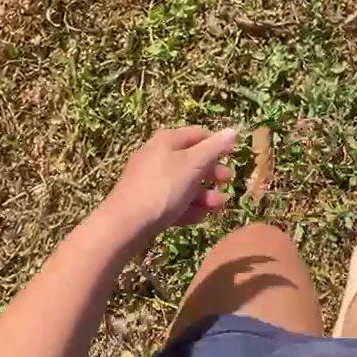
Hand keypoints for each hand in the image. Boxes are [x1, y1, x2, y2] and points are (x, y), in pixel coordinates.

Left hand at [95, 126, 237, 246]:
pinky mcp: (145, 203)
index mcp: (167, 141)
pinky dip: (187, 207)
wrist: (123, 226)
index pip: (198, 134)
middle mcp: (157, 156)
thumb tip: (232, 130)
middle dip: (212, 171)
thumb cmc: (162, 188)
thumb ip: (214, 148)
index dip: (217, 143)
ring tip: (219, 205)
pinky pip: (171, 201)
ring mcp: (149, 181)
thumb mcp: (193, 165)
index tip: (233, 154)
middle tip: (228, 180)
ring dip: (203, 193)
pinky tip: (200, 217)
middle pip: (191, 160)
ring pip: (183, 183)